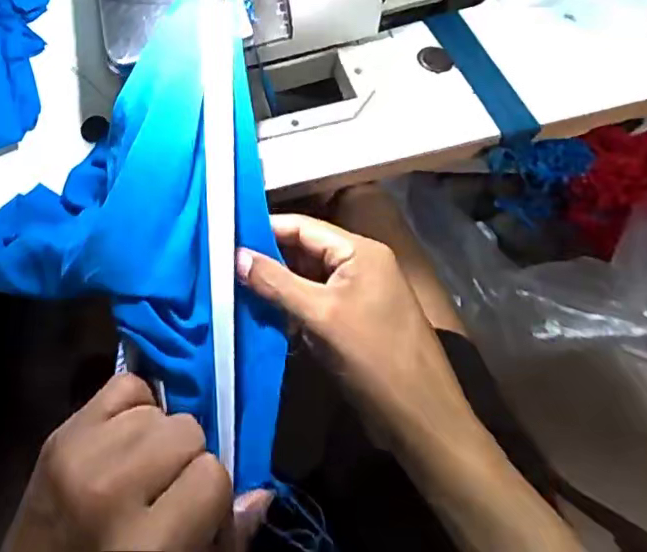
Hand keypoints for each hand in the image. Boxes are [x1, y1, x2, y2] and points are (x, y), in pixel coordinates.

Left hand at [4, 374, 271, 551]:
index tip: (196, 518)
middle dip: (186, 461)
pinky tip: (123, 442)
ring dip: (159, 436)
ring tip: (142, 470)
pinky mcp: (59, 434)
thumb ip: (223, 538)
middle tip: (167, 494)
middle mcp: (109, 491)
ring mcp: (79, 456)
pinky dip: (133, 408)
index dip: (212, 498)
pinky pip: (125, 386)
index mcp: (142, 545)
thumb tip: (261, 493)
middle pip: (187, 432)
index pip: (213, 475)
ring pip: (160, 409)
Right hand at [239, 214, 583, 551]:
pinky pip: (316, 300)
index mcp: (360, 250)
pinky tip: (262, 313)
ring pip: (309, 277)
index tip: (225, 234)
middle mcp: (360, 262)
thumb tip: (236, 254)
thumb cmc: (374, 358)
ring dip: (278, 284)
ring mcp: (359, 291)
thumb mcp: (321, 317)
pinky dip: (292, 306)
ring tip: (233, 286)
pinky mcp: (354, 318)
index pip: (304, 226)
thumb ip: (278, 283)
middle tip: (223, 263)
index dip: (266, 228)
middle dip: (268, 257)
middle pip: (305, 249)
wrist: (422, 419)